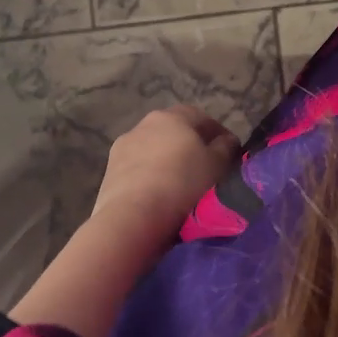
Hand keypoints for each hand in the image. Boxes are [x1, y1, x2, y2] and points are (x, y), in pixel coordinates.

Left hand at [9, 106, 241, 336]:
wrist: (131, 220)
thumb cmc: (182, 185)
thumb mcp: (217, 166)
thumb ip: (226, 148)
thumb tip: (227, 140)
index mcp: (173, 116)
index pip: (201, 117)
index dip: (218, 134)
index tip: (229, 153)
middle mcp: (145, 124)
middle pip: (174, 131)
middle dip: (189, 146)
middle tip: (204, 170)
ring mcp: (123, 147)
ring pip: (153, 150)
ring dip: (166, 162)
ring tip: (179, 186)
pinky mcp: (108, 172)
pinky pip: (137, 170)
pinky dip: (149, 177)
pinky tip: (157, 196)